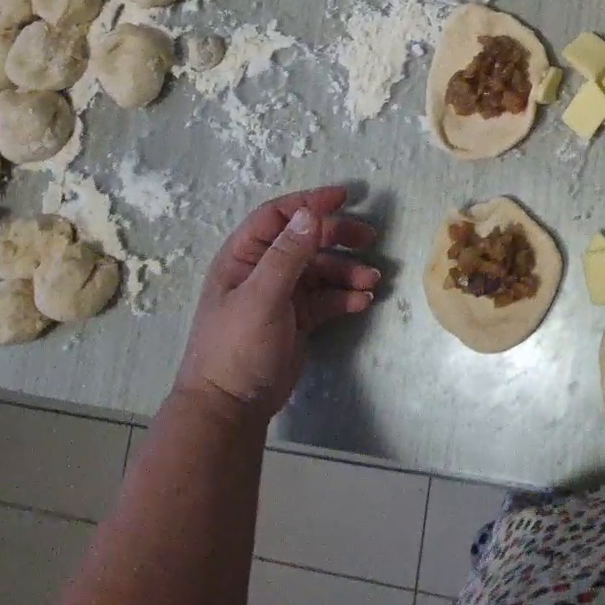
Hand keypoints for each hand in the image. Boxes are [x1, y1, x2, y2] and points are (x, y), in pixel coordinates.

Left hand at [173, 187, 379, 420]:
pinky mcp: (298, 319)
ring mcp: (282, 295)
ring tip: (372, 281)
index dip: (309, 203)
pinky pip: (328, 298)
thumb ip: (288, 255)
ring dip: (349, 271)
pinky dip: (346, 296)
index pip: (278, 216)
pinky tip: (363, 303)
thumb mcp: (262, 297)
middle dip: (338, 237)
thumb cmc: (236, 347)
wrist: (231, 407)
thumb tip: (311, 213)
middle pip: (307, 240)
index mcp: (244, 258)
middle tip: (369, 238)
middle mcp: (263, 271)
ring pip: (323, 269)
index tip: (344, 197)